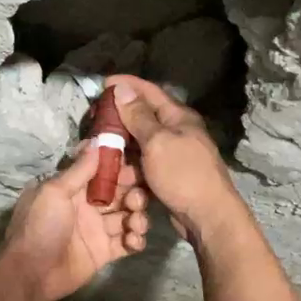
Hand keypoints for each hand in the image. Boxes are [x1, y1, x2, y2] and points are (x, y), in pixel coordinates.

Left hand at [0, 142, 149, 300]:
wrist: (30, 272)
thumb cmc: (39, 226)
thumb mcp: (54, 191)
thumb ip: (78, 169)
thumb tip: (97, 141)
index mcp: (74, 189)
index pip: (104, 172)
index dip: (122, 169)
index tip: (137, 167)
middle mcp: (88, 207)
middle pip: (121, 194)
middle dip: (135, 194)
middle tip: (135, 200)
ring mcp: (97, 230)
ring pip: (128, 217)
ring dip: (138, 217)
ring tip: (134, 223)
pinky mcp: (104, 253)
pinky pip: (127, 243)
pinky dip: (136, 240)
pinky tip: (132, 240)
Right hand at [104, 75, 247, 243]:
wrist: (207, 216)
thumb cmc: (183, 174)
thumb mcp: (157, 142)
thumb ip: (138, 117)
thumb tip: (122, 88)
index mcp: (178, 117)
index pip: (149, 92)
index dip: (126, 85)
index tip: (102, 84)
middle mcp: (176, 131)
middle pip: (141, 118)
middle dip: (117, 119)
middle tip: (92, 122)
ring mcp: (171, 154)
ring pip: (138, 144)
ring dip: (119, 146)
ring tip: (97, 149)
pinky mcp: (166, 175)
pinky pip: (141, 164)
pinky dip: (127, 166)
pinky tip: (111, 170)